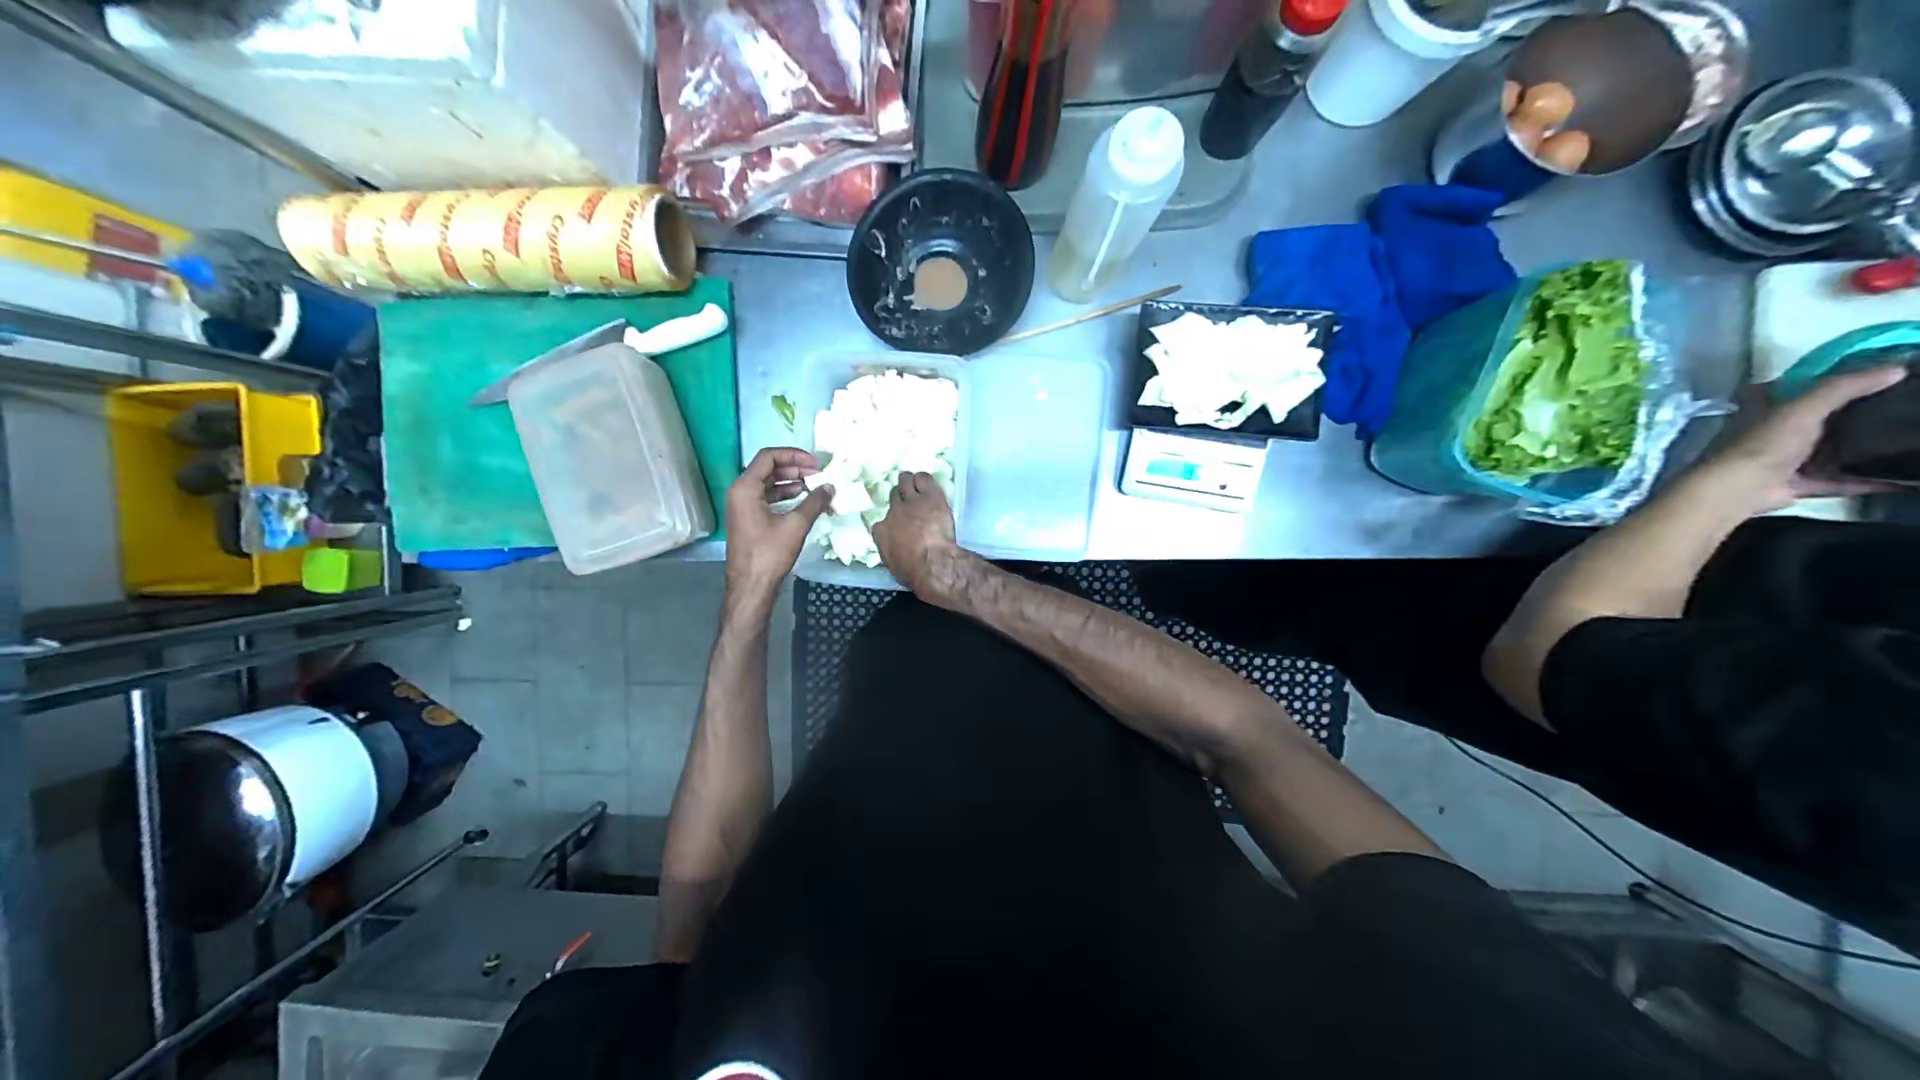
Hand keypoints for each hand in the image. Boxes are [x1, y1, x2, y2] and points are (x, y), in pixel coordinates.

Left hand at [724, 447, 831, 613]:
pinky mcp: (748, 518)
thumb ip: (814, 502)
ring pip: (768, 483)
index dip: (793, 455)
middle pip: (768, 469)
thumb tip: (830, 488)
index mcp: (745, 487)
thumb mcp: (796, 525)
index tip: (815, 463)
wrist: (751, 585)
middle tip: (819, 475)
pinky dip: (785, 496)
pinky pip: (767, 498)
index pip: (768, 457)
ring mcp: (742, 506)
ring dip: (792, 482)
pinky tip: (803, 501)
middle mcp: (740, 492)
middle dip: (795, 468)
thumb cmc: (770, 553)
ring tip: (815, 487)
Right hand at [871, 472, 977, 608]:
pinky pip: (923, 479)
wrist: (931, 562)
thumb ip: (892, 552)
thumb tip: (897, 550)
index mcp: (881, 532)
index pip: (881, 522)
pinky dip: (924, 479)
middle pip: (893, 497)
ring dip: (908, 481)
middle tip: (907, 499)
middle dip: (899, 498)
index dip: (891, 522)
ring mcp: (911, 502)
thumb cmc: (913, 572)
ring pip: (905, 482)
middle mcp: (893, 513)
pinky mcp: (930, 496)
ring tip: (913, 482)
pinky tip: (927, 482)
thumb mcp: (895, 565)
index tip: (898, 525)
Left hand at [1698, 366, 1908, 513]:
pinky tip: (1905, 477)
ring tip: (1912, 435)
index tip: (1874, 373)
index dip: (1827, 378)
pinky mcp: (1798, 483)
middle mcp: (1773, 431)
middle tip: (1906, 405)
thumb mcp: (1801, 408)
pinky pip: (1841, 480)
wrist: (1739, 488)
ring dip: (1866, 446)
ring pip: (1832, 449)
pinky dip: (1870, 480)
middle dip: (1858, 413)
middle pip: (1820, 418)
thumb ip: (1842, 387)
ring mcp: (1785, 458)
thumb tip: (1897, 368)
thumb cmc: (1764, 443)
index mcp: (1764, 408)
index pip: (1795, 386)